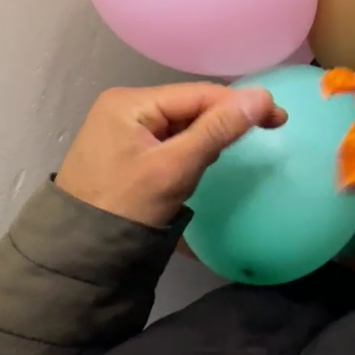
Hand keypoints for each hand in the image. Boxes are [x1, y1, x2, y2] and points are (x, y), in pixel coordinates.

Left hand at [55, 82, 286, 226]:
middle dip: (226, 120)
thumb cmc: (124, 207)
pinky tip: (204, 159)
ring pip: (186, 121)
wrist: (75, 261)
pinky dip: (193, 147)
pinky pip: (173, 137)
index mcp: (129, 102)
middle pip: (194, 105)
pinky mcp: (127, 148)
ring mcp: (124, 127)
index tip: (279, 118)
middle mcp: (125, 106)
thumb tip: (264, 96)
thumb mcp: (175, 167)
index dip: (242, 103)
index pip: (200, 93)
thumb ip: (219, 129)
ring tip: (229, 152)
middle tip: (266, 132)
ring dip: (211, 135)